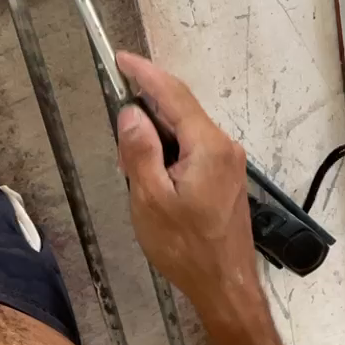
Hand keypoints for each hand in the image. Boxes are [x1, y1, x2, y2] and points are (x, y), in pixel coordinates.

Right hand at [115, 51, 261, 313]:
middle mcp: (223, 147)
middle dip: (146, 106)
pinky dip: (168, 149)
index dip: (145, 74)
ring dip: (155, 133)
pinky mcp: (225, 179)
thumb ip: (140, 152)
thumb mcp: (150, 200)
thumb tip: (131, 113)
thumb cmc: (185, 248)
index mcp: (207, 147)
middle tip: (117, 114)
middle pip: (180, 111)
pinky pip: (192, 149)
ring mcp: (227, 163)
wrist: (224, 285)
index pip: (173, 96)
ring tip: (130, 156)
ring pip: (185, 132)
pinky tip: (152, 169)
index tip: (120, 59)